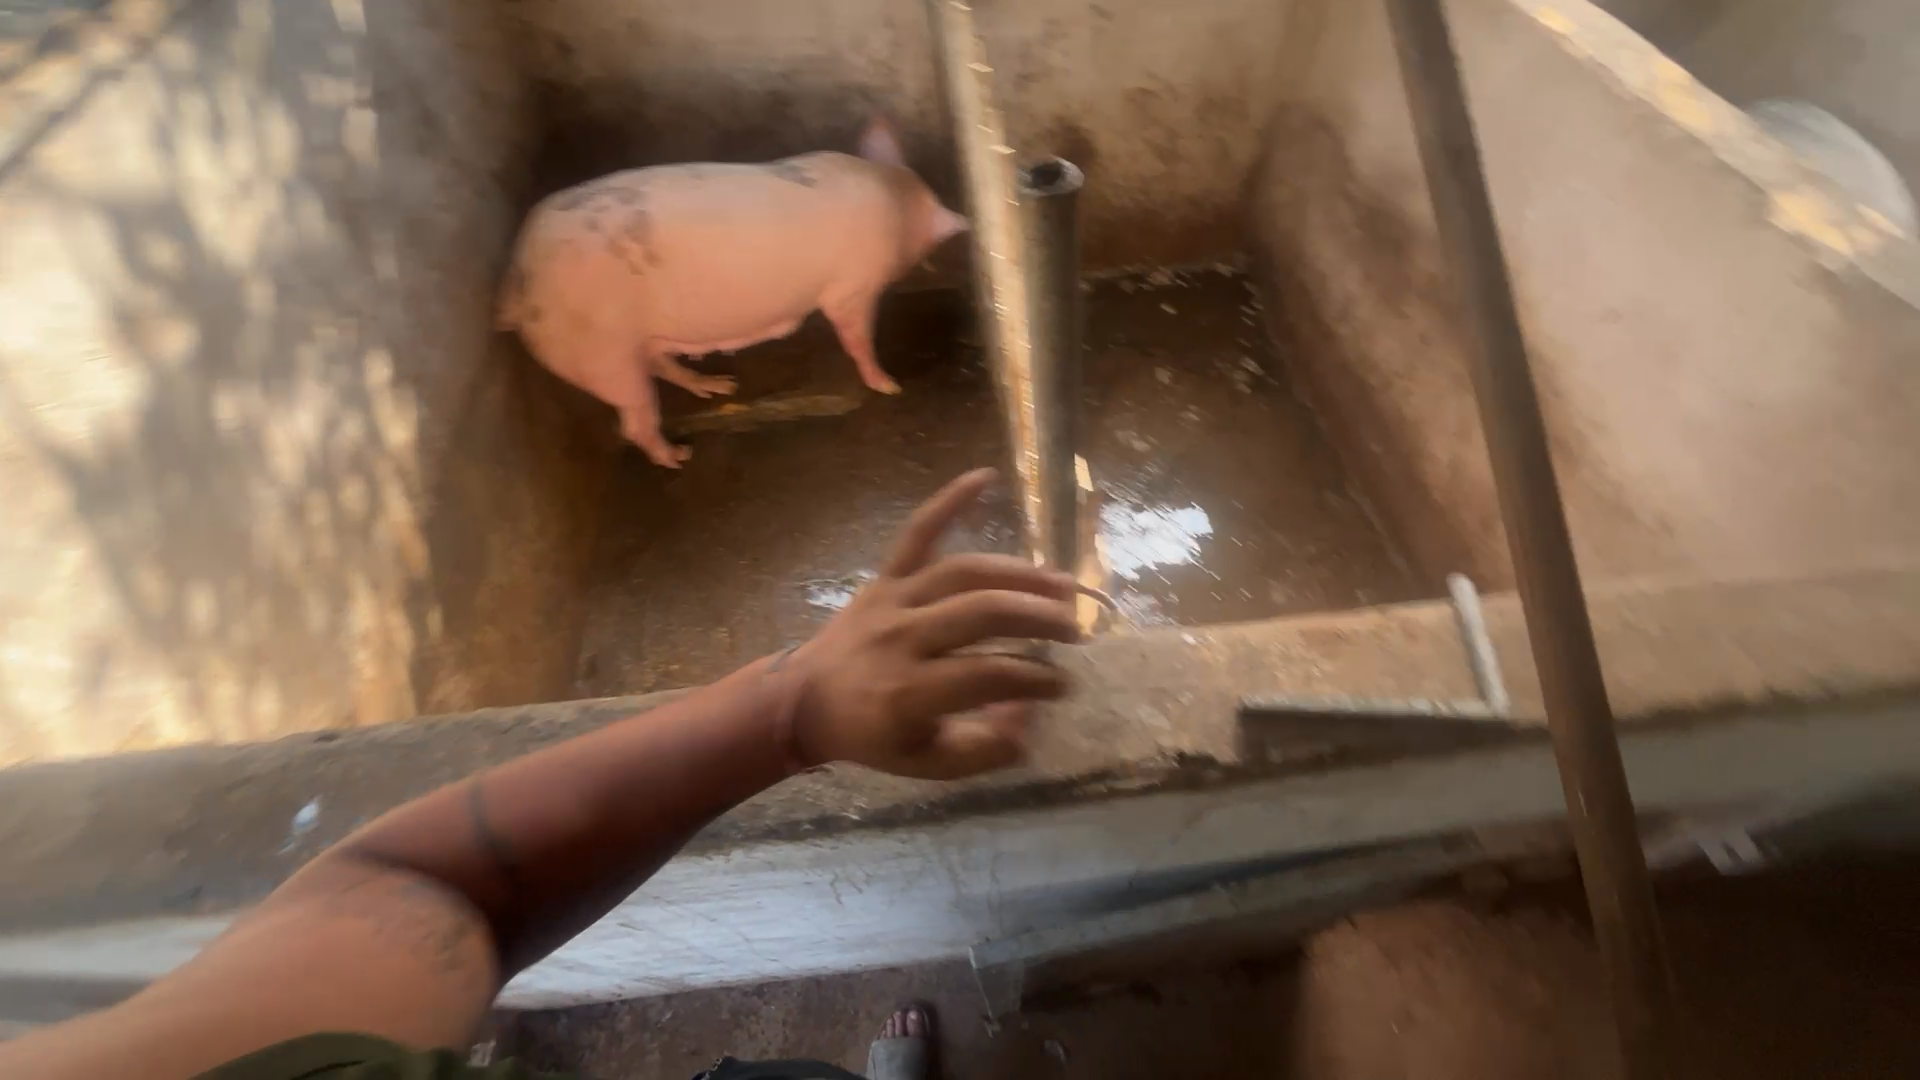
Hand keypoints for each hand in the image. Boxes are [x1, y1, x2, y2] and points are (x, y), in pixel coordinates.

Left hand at [787, 469, 1080, 778]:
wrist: (804, 699)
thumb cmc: (873, 734)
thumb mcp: (928, 763)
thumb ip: (984, 749)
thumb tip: (1030, 715)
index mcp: (910, 692)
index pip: (989, 675)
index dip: (1036, 679)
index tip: (1064, 684)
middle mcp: (903, 637)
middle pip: (982, 614)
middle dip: (1038, 618)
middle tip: (1074, 629)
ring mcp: (893, 599)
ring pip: (963, 573)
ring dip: (1018, 573)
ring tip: (1062, 583)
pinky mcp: (884, 577)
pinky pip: (916, 533)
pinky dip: (949, 502)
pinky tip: (985, 477)